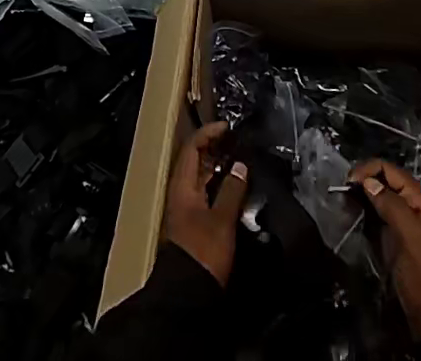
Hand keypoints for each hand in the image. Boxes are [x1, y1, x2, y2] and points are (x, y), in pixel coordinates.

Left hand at [163, 121, 248, 285]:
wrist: (187, 294)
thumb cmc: (203, 251)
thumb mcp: (221, 220)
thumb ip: (231, 190)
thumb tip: (240, 164)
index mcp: (182, 185)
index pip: (191, 147)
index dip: (208, 133)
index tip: (227, 127)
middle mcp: (181, 192)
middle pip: (194, 160)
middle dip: (213, 147)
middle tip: (236, 141)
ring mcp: (186, 208)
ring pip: (200, 178)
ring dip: (217, 166)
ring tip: (239, 160)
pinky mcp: (194, 223)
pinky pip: (205, 193)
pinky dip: (218, 185)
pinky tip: (235, 188)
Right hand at [352, 159, 420, 340]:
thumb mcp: (413, 240)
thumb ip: (393, 207)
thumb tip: (368, 181)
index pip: (390, 170)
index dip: (368, 170)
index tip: (348, 182)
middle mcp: (412, 206)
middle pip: (383, 180)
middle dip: (362, 181)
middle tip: (343, 192)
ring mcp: (403, 222)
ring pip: (378, 196)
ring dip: (360, 195)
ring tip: (344, 201)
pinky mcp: (393, 236)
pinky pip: (375, 214)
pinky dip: (362, 210)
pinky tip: (352, 214)